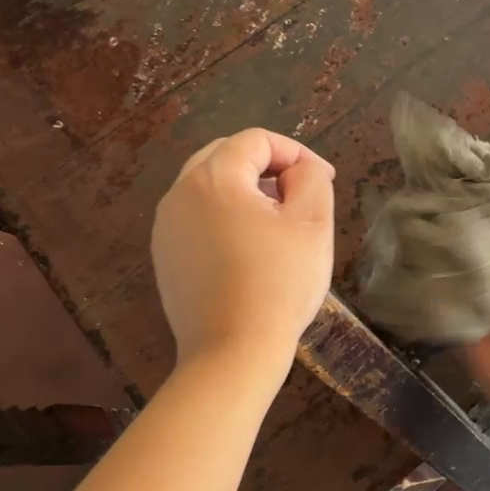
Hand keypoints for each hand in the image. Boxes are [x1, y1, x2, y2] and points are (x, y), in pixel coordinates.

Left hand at [151, 129, 335, 367]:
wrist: (233, 349)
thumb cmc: (279, 282)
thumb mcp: (313, 223)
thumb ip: (311, 178)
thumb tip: (299, 169)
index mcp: (214, 177)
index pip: (257, 140)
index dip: (297, 152)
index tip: (324, 180)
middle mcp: (179, 193)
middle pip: (226, 156)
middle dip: (268, 166)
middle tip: (301, 194)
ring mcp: (166, 226)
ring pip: (209, 187)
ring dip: (246, 191)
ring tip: (279, 221)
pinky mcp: (165, 256)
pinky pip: (197, 218)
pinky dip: (226, 217)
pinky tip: (251, 249)